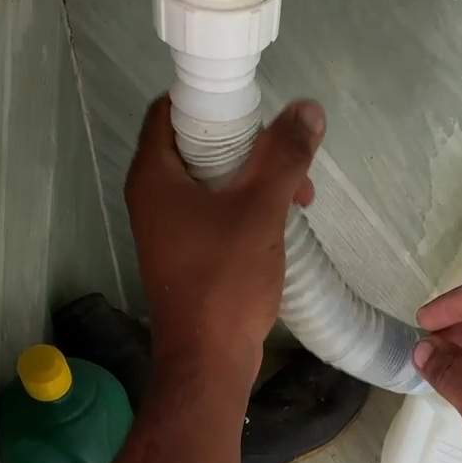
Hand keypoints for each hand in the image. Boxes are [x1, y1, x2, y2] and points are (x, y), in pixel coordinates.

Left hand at [125, 96, 323, 397]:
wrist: (208, 361)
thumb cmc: (224, 282)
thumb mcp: (260, 211)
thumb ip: (284, 157)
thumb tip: (308, 111)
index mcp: (154, 177)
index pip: (171, 110)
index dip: (213, 101)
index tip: (256, 110)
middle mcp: (153, 200)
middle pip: (198, 147)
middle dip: (248, 147)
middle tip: (287, 160)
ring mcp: (169, 234)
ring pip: (213, 186)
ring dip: (255, 183)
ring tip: (299, 200)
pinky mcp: (187, 261)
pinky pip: (216, 219)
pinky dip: (246, 213)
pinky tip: (282, 226)